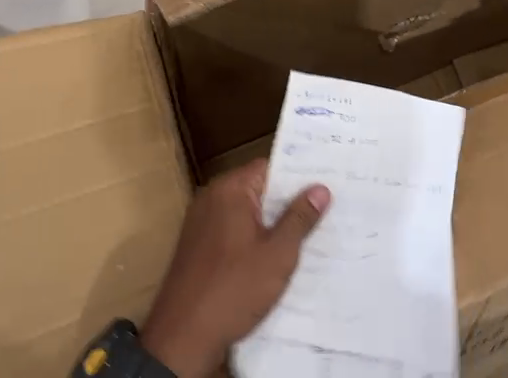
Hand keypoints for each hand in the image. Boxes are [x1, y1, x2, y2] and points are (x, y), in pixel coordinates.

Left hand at [140, 160, 330, 376]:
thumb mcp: (278, 254)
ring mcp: (200, 223)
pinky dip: (252, 239)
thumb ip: (300, 218)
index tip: (326, 186)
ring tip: (306, 236)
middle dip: (287, 203)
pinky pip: (232, 231)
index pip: (270, 167)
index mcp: (230, 190)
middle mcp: (211, 198)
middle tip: (324, 212)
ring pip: (246, 213)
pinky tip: (274, 258)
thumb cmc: (233, 290)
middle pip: (258, 189)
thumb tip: (320, 189)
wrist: (181, 340)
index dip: (298, 177)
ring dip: (270, 224)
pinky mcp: (197, 247)